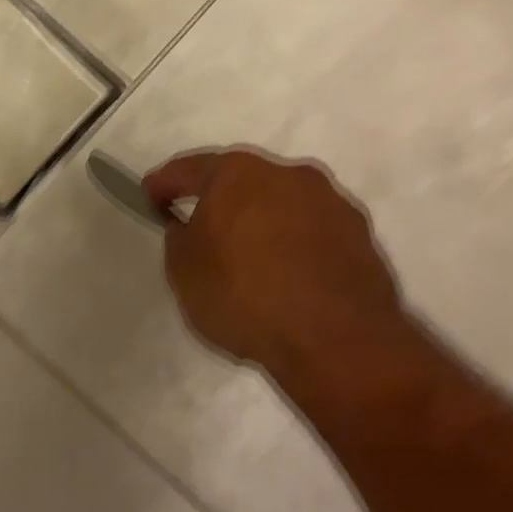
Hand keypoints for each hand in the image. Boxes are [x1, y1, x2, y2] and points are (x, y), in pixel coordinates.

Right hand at [144, 148, 405, 370]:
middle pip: (242, 181)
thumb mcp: (182, 268)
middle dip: (219, 200)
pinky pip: (312, 233)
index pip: (188, 169)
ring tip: (248, 257)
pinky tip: (284, 275)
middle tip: (199, 226)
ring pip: (282, 205)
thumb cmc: (243, 295)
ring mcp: (332, 205)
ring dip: (262, 222)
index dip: (163, 184)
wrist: (337, 343)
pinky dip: (294, 245)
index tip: (149, 200)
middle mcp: (289, 175)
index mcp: (238, 172)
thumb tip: (192, 227)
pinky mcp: (363, 239)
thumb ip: (181, 237)